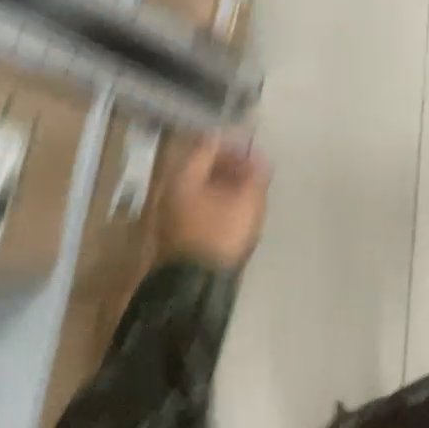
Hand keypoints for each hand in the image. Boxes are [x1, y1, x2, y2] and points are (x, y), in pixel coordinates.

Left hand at [165, 141, 270, 269]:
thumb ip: (256, 173)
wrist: (194, 287)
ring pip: (200, 186)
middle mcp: (171, 189)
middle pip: (202, 165)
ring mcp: (169, 213)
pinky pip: (198, 205)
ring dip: (224, 183)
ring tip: (249, 189)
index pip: (210, 144)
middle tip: (255, 168)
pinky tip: (235, 208)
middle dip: (230, 163)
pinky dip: (216, 200)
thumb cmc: (221, 234)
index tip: (255, 146)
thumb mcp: (248, 200)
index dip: (235, 141)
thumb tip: (259, 156)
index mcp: (184, 176)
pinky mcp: (175, 233)